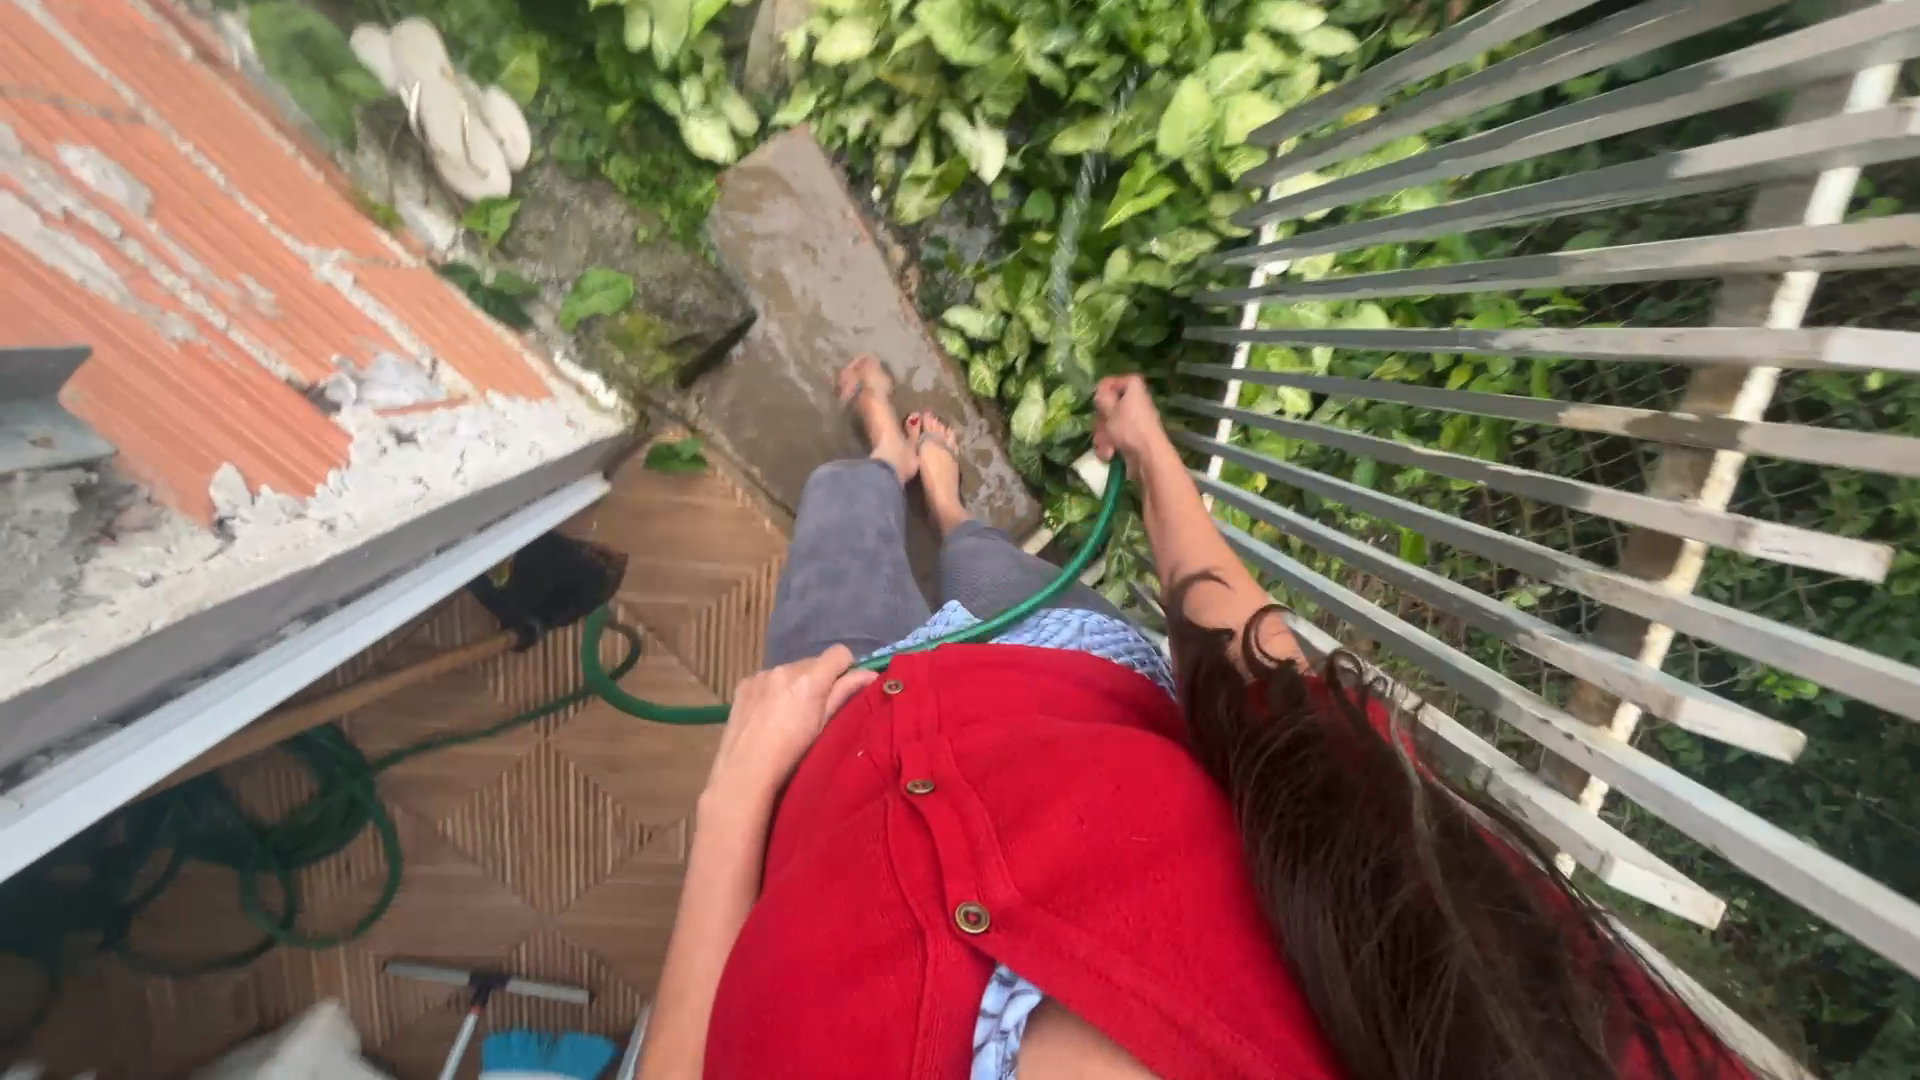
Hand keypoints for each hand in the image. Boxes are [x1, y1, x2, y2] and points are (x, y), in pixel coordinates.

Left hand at [701, 646, 877, 823]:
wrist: (745, 772)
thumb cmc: (792, 754)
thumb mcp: (825, 725)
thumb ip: (846, 693)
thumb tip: (871, 673)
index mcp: (810, 678)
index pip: (839, 652)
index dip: (845, 668)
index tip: (841, 689)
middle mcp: (785, 668)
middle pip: (814, 662)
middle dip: (818, 678)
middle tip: (812, 708)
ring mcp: (762, 674)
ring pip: (790, 670)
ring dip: (794, 684)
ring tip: (787, 714)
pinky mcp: (744, 683)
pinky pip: (768, 678)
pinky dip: (772, 689)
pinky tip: (766, 714)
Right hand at [1093, 375, 1169, 466]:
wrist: (1147, 456)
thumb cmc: (1128, 428)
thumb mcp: (1109, 409)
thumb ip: (1102, 397)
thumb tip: (1100, 391)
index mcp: (1133, 387)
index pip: (1113, 382)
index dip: (1102, 392)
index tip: (1096, 402)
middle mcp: (1135, 401)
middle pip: (1109, 406)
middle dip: (1101, 421)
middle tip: (1101, 427)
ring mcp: (1134, 420)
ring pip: (1109, 424)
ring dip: (1103, 436)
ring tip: (1106, 446)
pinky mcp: (1133, 437)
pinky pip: (1115, 437)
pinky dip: (1110, 446)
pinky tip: (1110, 454)